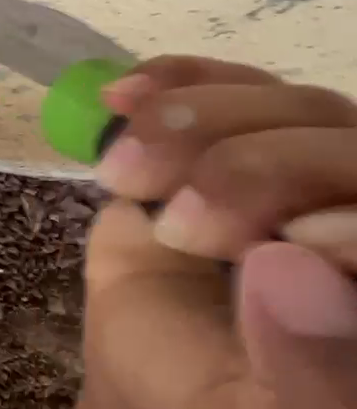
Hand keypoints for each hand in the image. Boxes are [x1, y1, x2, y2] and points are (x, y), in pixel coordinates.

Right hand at [78, 57, 356, 407]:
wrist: (155, 368)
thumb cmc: (221, 399)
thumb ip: (315, 366)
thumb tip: (293, 267)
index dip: (348, 213)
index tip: (274, 247)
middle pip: (342, 138)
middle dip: (243, 171)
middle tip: (179, 232)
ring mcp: (300, 168)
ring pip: (281, 103)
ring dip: (184, 126)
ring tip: (125, 181)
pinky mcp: (221, 140)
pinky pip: (216, 79)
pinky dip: (166, 79)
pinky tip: (120, 99)